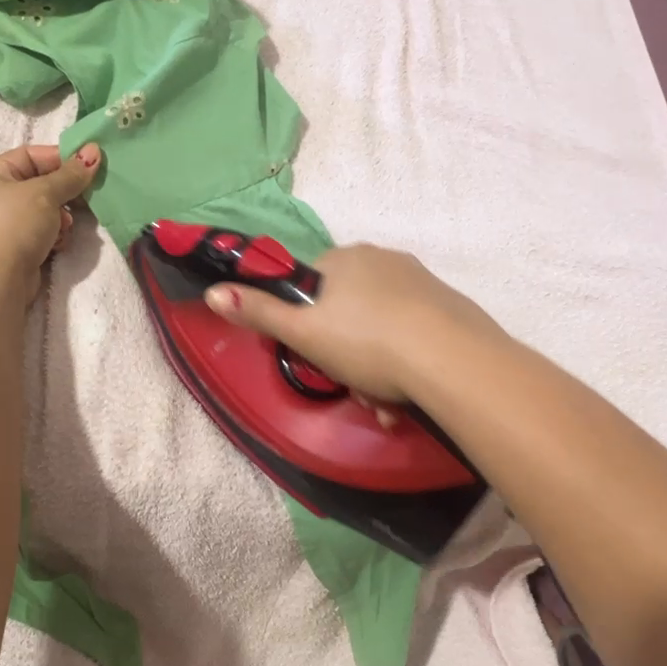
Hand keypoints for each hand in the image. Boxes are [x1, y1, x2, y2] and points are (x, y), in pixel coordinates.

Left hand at [0, 143, 101, 306]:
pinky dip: (54, 234)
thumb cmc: (16, 226)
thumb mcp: (45, 194)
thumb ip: (71, 174)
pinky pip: (42, 231)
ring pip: (44, 210)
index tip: (87, 166)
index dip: (59, 158)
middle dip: (64, 192)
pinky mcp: (17, 246)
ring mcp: (6, 223)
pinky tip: (60, 243)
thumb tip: (94, 150)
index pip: (30, 155)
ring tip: (67, 225)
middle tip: (86, 196)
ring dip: (62, 216)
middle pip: (40, 183)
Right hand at [202, 243, 502, 404]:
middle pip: (347, 311)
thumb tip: (214, 292)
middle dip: (344, 355)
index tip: (314, 354)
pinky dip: (404, 366)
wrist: (452, 360)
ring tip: (381, 406)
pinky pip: (412, 336)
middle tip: (349, 388)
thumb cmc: (366, 342)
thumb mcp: (303, 332)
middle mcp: (382, 260)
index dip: (306, 324)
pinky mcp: (449, 307)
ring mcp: (419, 282)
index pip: (312, 286)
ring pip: (381, 329)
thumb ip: (258, 312)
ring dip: (374, 371)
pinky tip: (406, 398)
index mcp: (345, 258)